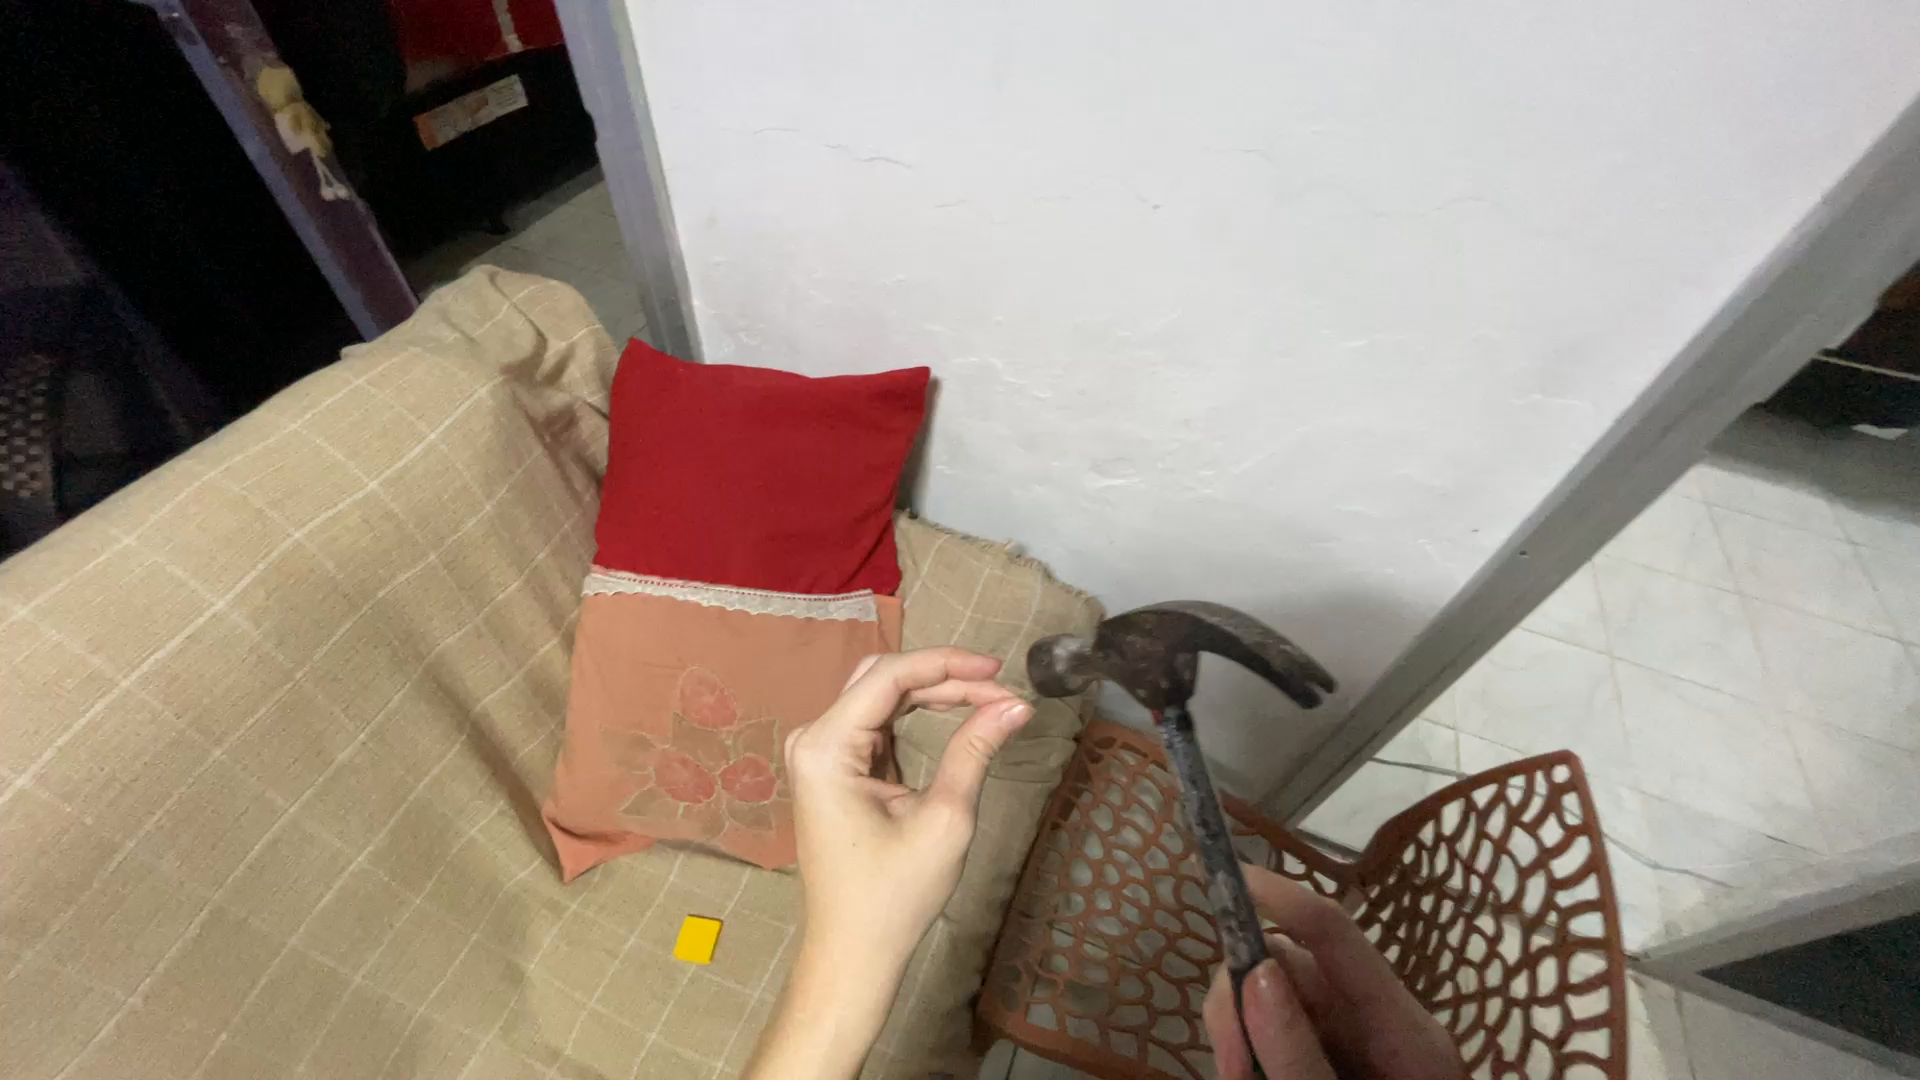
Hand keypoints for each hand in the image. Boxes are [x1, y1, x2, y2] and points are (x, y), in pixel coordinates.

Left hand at [745, 648, 1033, 1079]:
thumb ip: (975, 749)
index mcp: (825, 747)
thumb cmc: (894, 895)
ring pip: (883, 695)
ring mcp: (821, 751)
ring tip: (988, 697)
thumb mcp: (945, 818)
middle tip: (999, 687)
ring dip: (935, 691)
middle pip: (884, 679)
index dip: (946, 663)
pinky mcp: (835, 764)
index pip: (889, 676)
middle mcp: (814, 738)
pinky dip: (918, 711)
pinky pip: (879, 720)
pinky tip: (956, 710)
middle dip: (944, 676)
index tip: (997, 669)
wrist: (853, 953)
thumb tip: (1018, 704)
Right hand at [1203, 864, 1462, 1079]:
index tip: (1223, 876)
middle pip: (1285, 964)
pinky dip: (1245, 1049)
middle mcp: (1372, 1021)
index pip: (1333, 931)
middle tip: (1225, 1061)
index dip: (1279, 895)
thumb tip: (1251, 972)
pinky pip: (1267, 1029)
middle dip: (1239, 996)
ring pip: (1266, 994)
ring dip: (1235, 1028)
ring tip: (1235, 1077)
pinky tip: (1246, 1076)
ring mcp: (1347, 1042)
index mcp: (1401, 1028)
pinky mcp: (1322, 1058)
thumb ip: (1298, 1057)